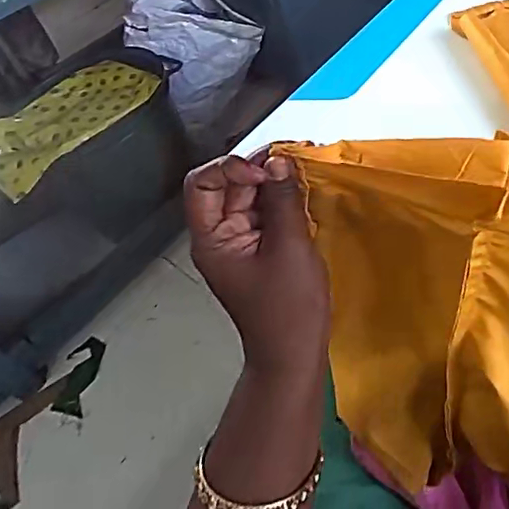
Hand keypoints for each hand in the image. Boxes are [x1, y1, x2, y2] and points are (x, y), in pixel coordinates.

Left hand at [183, 148, 329, 377]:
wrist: (295, 355)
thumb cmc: (287, 310)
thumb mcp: (289, 248)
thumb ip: (283, 200)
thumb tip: (279, 160)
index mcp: (212, 238)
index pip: (203, 183)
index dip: (230, 167)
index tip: (264, 171)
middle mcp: (221, 233)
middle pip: (229, 182)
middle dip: (259, 164)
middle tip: (293, 153)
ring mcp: (242, 237)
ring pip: (251, 190)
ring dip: (275, 175)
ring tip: (303, 161)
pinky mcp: (263, 241)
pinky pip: (268, 205)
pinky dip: (284, 191)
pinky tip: (305, 183)